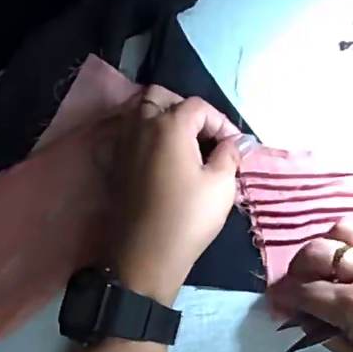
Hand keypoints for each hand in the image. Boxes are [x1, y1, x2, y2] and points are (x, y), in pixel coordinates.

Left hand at [110, 87, 244, 302]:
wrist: (147, 254)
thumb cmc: (189, 217)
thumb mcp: (222, 185)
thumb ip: (230, 154)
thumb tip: (238, 142)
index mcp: (170, 124)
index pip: (199, 107)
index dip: (222, 123)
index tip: (236, 148)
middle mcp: (141, 124)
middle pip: (162, 97)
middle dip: (188, 110)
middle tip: (207, 137)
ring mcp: (123, 142)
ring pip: (140, 111)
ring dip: (164, 118)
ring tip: (186, 145)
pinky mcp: (115, 162)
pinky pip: (129, 133)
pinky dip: (146, 135)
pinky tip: (163, 157)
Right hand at [267, 219, 352, 351]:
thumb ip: (336, 339)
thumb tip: (310, 324)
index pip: (303, 292)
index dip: (284, 297)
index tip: (279, 304)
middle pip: (315, 253)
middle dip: (297, 268)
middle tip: (299, 285)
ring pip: (342, 231)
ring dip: (326, 246)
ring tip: (329, 264)